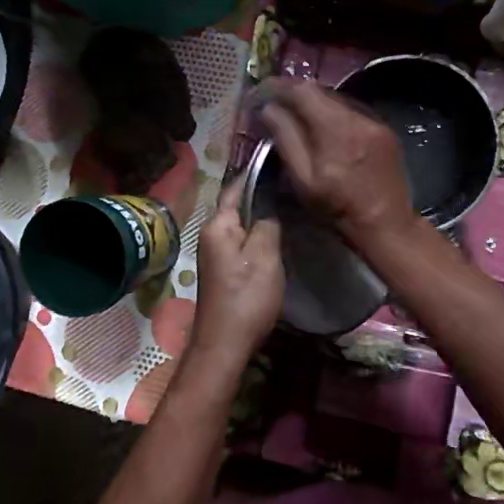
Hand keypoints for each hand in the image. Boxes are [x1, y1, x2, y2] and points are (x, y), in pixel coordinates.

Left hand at [189, 181, 283, 359]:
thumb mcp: (265, 255)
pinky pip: (241, 242)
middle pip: (238, 205)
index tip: (281, 161)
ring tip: (290, 207)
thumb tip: (269, 203)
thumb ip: (268, 223)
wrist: (225, 343)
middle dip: (262, 195)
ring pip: (242, 225)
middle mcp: (210, 233)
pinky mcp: (222, 269)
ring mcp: (215, 252)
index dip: (256, 172)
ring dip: (262, 217)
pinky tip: (276, 238)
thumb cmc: (246, 296)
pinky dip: (258, 236)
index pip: (236, 186)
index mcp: (218, 224)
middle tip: (293, 186)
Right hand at [258, 80, 411, 242]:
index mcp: (335, 127)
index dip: (277, 87)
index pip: (302, 90)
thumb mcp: (303, 179)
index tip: (259, 94)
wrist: (386, 224)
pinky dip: (333, 114)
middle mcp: (358, 115)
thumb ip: (286, 139)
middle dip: (294, 94)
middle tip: (273, 104)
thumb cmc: (338, 208)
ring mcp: (375, 121)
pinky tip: (324, 128)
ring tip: (295, 115)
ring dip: (314, 103)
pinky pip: (353, 112)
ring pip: (337, 99)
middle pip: (321, 90)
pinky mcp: (385, 130)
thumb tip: (269, 109)